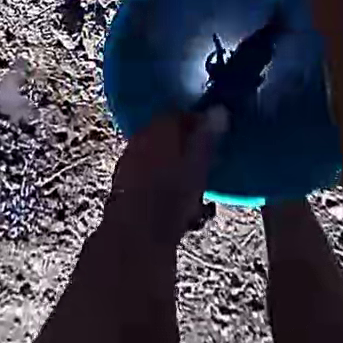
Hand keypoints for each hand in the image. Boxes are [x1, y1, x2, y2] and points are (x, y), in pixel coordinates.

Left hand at [103, 108, 229, 245]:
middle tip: (204, 163)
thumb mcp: (199, 164)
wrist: (136, 231)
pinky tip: (173, 200)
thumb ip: (208, 136)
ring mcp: (129, 159)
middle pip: (167, 135)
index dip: (199, 124)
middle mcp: (141, 136)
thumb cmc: (172, 193)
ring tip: (192, 187)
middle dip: (185, 147)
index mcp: (160, 126)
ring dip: (173, 166)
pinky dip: (160, 181)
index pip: (181, 114)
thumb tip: (219, 111)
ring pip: (157, 155)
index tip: (213, 138)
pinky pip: (147, 174)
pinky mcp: (122, 183)